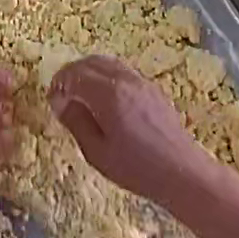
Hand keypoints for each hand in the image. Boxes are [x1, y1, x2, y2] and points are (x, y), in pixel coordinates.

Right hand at [49, 56, 215, 201]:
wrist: (184, 174)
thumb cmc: (137, 168)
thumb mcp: (96, 152)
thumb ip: (76, 122)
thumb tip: (60, 102)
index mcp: (108, 94)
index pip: (74, 74)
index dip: (59, 84)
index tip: (53, 101)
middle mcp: (125, 80)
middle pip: (89, 62)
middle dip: (71, 74)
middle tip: (63, 95)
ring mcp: (142, 82)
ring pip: (107, 63)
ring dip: (89, 72)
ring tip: (82, 94)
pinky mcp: (153, 89)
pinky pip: (122, 71)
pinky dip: (106, 76)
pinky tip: (105, 98)